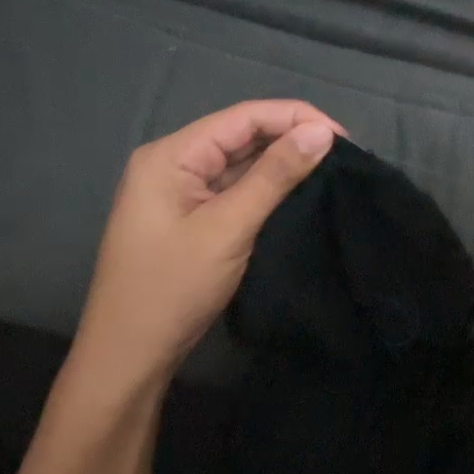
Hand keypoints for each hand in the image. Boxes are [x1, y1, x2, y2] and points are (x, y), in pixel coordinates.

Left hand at [74, 100, 341, 386]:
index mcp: (171, 155)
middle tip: (343, 156)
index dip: (295, 118)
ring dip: (281, 163)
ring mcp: (179, 191)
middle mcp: (172, 163)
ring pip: (239, 162)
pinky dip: (265, 187)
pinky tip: (298, 191)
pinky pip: (232, 188)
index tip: (344, 138)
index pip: (243, 117)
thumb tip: (321, 133)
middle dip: (290, 138)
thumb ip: (274, 175)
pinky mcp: (189, 216)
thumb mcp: (229, 228)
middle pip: (240, 135)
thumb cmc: (173, 288)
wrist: (129, 356)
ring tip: (330, 169)